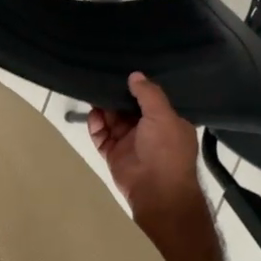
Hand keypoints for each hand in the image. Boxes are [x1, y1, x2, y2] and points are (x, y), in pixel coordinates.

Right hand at [88, 73, 204, 216]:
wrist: (156, 190)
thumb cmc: (166, 149)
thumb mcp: (163, 116)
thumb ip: (149, 94)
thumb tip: (135, 75)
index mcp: (168, 121)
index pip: (152, 99)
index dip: (139, 87)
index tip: (125, 70)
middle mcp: (149, 130)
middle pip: (128, 108)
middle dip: (117, 95)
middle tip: (103, 77)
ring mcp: (130, 142)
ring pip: (112, 120)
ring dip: (103, 108)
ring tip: (94, 91)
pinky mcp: (113, 153)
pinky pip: (101, 135)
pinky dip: (95, 125)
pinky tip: (93, 114)